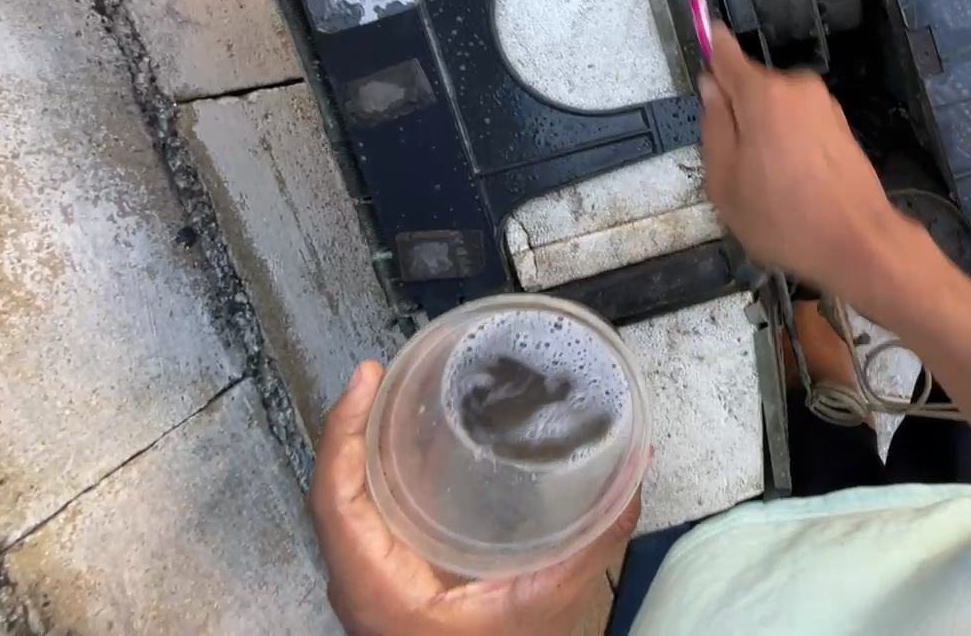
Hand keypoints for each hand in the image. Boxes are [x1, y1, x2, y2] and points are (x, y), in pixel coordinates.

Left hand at [310, 362, 637, 635]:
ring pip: (350, 500)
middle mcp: (363, 581)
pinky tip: (424, 445)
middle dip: (357, 423)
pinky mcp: (391, 576)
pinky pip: (370, 512)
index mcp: (381, 588)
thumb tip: (635, 460)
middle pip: (335, 489)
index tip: (365, 379)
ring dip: (368, 444)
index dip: (343, 433)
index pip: (336, 500)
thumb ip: (599, 531)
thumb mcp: (554, 599)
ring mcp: (373, 579)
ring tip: (402, 394)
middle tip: (392, 372)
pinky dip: (386, 469)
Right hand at [698, 24, 926, 307]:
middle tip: (735, 163)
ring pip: (777, 107)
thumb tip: (712, 88)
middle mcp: (797, 87)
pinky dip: (790, 142)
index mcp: (763, 93)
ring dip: (766, 131)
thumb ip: (714, 126)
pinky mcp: (841, 125)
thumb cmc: (782, 216)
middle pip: (753, 88)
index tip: (704, 33)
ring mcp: (825, 105)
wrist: (858, 242)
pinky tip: (793, 182)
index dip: (712, 45)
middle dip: (740, 113)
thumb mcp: (725, 180)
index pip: (728, 54)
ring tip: (767, 182)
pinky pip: (800, 122)